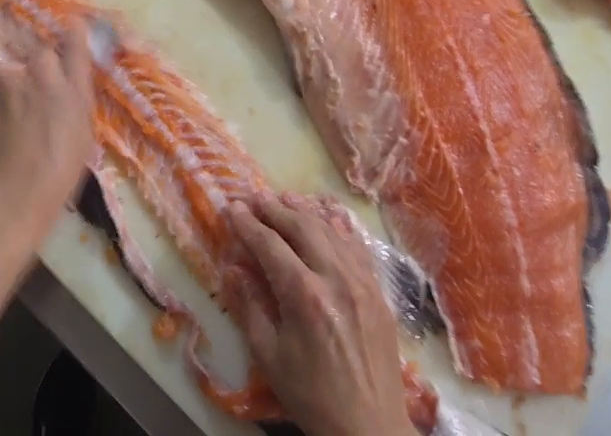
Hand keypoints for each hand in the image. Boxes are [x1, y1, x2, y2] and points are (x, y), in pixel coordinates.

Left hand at [0, 27, 96, 237]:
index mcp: (71, 88)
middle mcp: (39, 76)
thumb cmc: (59, 174)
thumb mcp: (82, 136)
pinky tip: (3, 123)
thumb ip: (76, 102)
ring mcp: (7, 84)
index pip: (75, 44)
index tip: (73, 25)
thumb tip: (70, 85)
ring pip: (14, 71)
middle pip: (41, 53)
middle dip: (43, 62)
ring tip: (18, 111)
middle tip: (44, 86)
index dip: (74, 33)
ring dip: (17, 82)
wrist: (12, 194)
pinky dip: (0, 100)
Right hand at [227, 195, 411, 435]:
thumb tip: (232, 267)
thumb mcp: (269, 355)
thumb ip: (249, 306)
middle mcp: (337, 279)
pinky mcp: (379, 293)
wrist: (369, 428)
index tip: (231, 207)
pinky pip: (357, 248)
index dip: (248, 224)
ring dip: (304, 212)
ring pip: (331, 232)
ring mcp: (363, 283)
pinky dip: (337, 229)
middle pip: (302, 227)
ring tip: (283, 200)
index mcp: (305, 296)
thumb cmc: (311, 394)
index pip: (270, 245)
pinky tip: (325, 222)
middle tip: (253, 198)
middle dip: (274, 209)